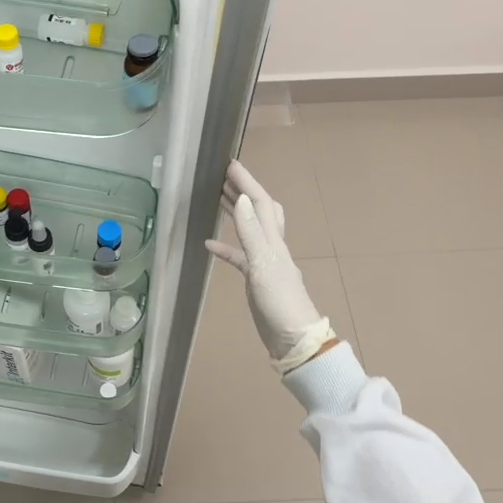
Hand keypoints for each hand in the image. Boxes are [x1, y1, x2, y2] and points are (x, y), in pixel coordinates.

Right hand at [205, 162, 331, 370]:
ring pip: (250, 229)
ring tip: (218, 198)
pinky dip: (226, 248)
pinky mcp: (257, 279)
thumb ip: (251, 233)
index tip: (230, 163)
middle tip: (224, 175)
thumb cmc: (280, 303)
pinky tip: (209, 245)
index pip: (261, 203)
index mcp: (274, 241)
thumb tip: (244, 199)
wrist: (293, 340)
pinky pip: (240, 257)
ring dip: (237, 212)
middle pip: (259, 210)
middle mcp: (272, 247)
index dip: (247, 182)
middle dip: (244, 190)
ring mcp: (265, 263)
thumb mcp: (263, 266)